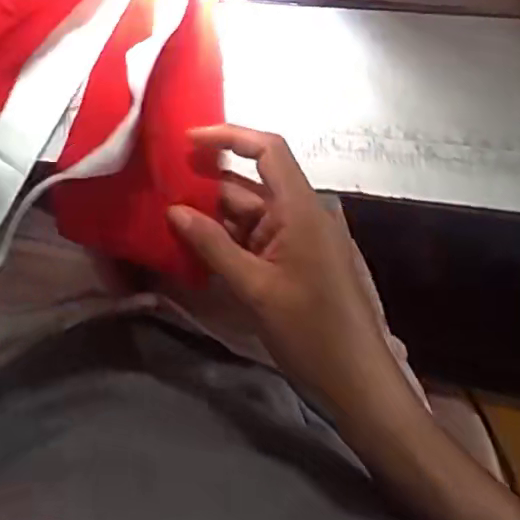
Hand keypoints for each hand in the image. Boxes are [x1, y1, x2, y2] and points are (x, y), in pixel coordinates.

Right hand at [168, 124, 403, 414]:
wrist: (358, 384)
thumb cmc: (312, 331)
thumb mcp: (255, 288)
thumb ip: (212, 245)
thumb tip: (173, 211)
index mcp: (300, 209)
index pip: (267, 150)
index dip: (229, 135)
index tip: (188, 139)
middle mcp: (299, 214)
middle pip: (248, 184)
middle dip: (206, 184)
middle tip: (161, 186)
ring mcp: (296, 238)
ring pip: (246, 212)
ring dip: (211, 214)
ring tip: (167, 215)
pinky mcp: (292, 259)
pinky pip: (252, 236)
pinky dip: (224, 238)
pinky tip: (193, 244)